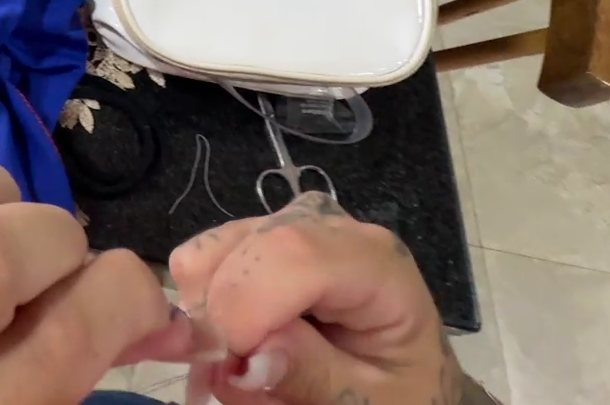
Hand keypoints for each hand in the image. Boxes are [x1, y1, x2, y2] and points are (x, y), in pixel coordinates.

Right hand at [168, 193, 462, 404]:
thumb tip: (249, 356)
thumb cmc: (401, 392)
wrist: (407, 380)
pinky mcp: (256, 232)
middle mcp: (322, 223)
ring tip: (245, 364)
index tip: (231, 367)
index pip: (292, 253)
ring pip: (208, 252)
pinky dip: (205, 306)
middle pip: (241, 248)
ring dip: (210, 316)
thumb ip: (315, 377)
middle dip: (221, 319)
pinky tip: (242, 338)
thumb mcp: (375, 403)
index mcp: (373, 260)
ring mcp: (282, 221)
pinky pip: (202, 258)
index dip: (247, 304)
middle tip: (238, 380)